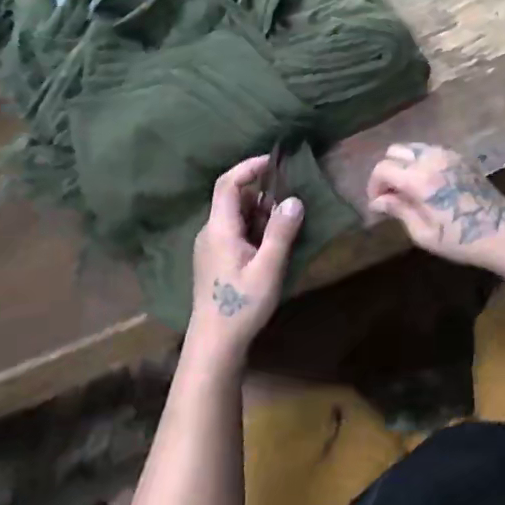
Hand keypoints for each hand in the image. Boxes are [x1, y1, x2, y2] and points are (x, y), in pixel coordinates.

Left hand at [187, 155, 304, 366]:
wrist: (215, 342)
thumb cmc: (241, 305)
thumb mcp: (268, 269)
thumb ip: (281, 232)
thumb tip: (294, 199)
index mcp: (219, 228)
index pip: (228, 183)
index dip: (248, 167)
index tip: (274, 162)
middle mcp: (210, 232)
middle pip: (232, 198)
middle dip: (260, 191)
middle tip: (290, 195)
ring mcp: (210, 246)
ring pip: (235, 216)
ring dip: (259, 211)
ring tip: (286, 219)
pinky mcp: (215, 260)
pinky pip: (235, 231)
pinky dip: (254, 227)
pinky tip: (273, 242)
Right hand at [366, 144, 504, 277]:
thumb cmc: (461, 240)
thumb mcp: (422, 233)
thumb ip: (398, 210)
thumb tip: (377, 201)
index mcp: (419, 178)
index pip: (383, 168)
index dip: (374, 185)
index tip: (377, 204)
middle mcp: (432, 158)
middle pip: (395, 151)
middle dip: (387, 171)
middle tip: (391, 195)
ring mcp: (449, 155)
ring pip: (414, 148)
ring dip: (404, 165)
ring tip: (408, 190)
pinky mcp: (462, 158)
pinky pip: (432, 151)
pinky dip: (421, 162)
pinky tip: (428, 186)